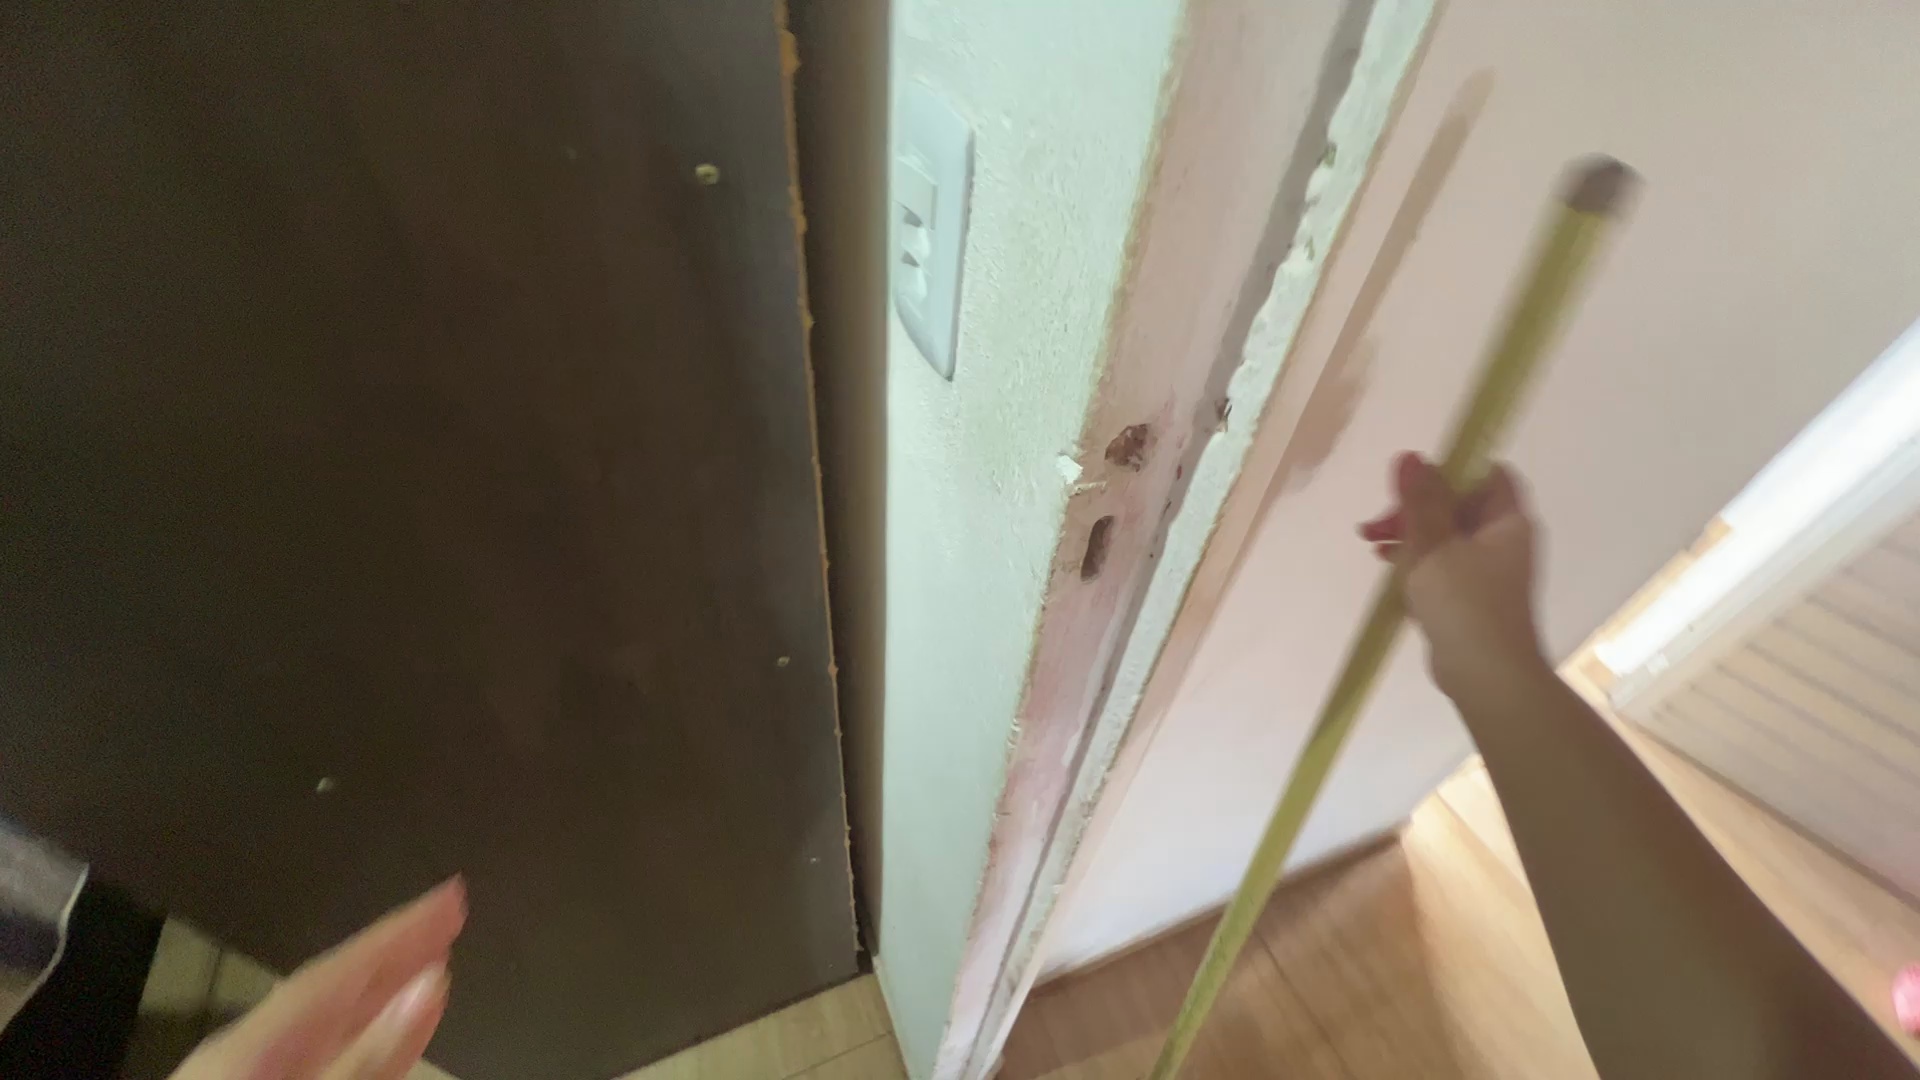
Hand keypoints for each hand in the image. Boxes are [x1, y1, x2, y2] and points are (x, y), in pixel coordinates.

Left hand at [168, 877, 466, 1079]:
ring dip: (385, 992)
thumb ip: (366, 1057)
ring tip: (437, 961)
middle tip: (453, 913)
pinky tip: (398, 1030)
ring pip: (327, 1028)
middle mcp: (243, 1060)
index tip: (453, 893)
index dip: (399, 929)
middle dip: (396, 952)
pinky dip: (369, 1038)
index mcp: (245, 1049)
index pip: (335, 972)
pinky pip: (323, 1058)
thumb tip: (436, 981)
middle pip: (330, 993)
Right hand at [1359, 452, 1548, 699]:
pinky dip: (1416, 557)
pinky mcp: (1471, 593)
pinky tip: (1388, 565)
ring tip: (1371, 542)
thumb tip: (1411, 456)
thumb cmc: (1463, 601)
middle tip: (1378, 523)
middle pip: (1457, 504)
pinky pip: (1442, 561)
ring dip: (1408, 532)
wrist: (1485, 672)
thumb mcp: (1434, 545)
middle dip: (1414, 507)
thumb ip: (1420, 501)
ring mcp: (1488, 569)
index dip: (1450, 469)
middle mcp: (1504, 540)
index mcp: (1507, 521)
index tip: (1410, 481)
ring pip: (1445, 533)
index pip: (1487, 474)